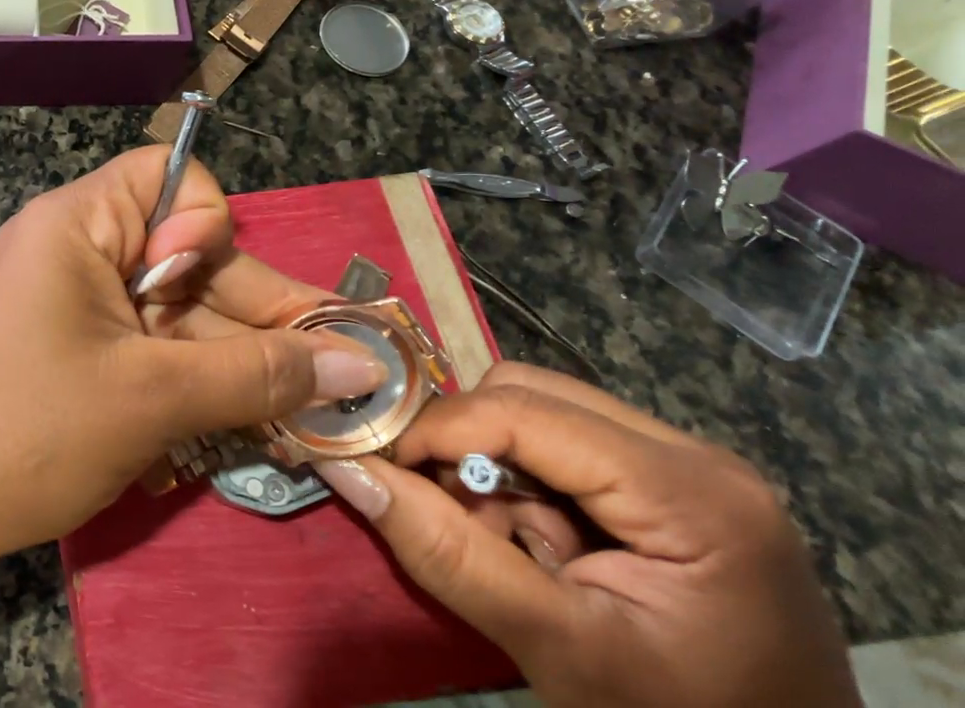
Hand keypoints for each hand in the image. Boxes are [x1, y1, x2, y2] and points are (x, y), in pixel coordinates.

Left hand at [0, 147, 386, 563]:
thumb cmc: (28, 433)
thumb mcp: (153, 399)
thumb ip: (259, 374)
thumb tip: (361, 361)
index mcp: (74, 225)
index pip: (168, 176)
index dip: (209, 225)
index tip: (211, 289)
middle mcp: (68, 250)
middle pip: (182, 257)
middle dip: (252, 315)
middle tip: (334, 372)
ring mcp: (63, 305)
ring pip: (167, 312)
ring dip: (227, 360)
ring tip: (301, 414)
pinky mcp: (61, 352)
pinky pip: (138, 347)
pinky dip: (183, 380)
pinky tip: (234, 426)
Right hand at [317, 363, 859, 707]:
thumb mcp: (557, 649)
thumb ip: (451, 556)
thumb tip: (346, 470)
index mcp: (690, 491)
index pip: (524, 410)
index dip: (437, 431)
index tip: (381, 474)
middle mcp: (696, 455)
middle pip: (532, 394)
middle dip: (466, 446)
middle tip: (449, 516)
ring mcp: (690, 468)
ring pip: (541, 412)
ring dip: (491, 465)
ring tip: (503, 542)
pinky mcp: (675, 487)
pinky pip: (566, 446)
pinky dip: (523, 483)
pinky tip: (537, 542)